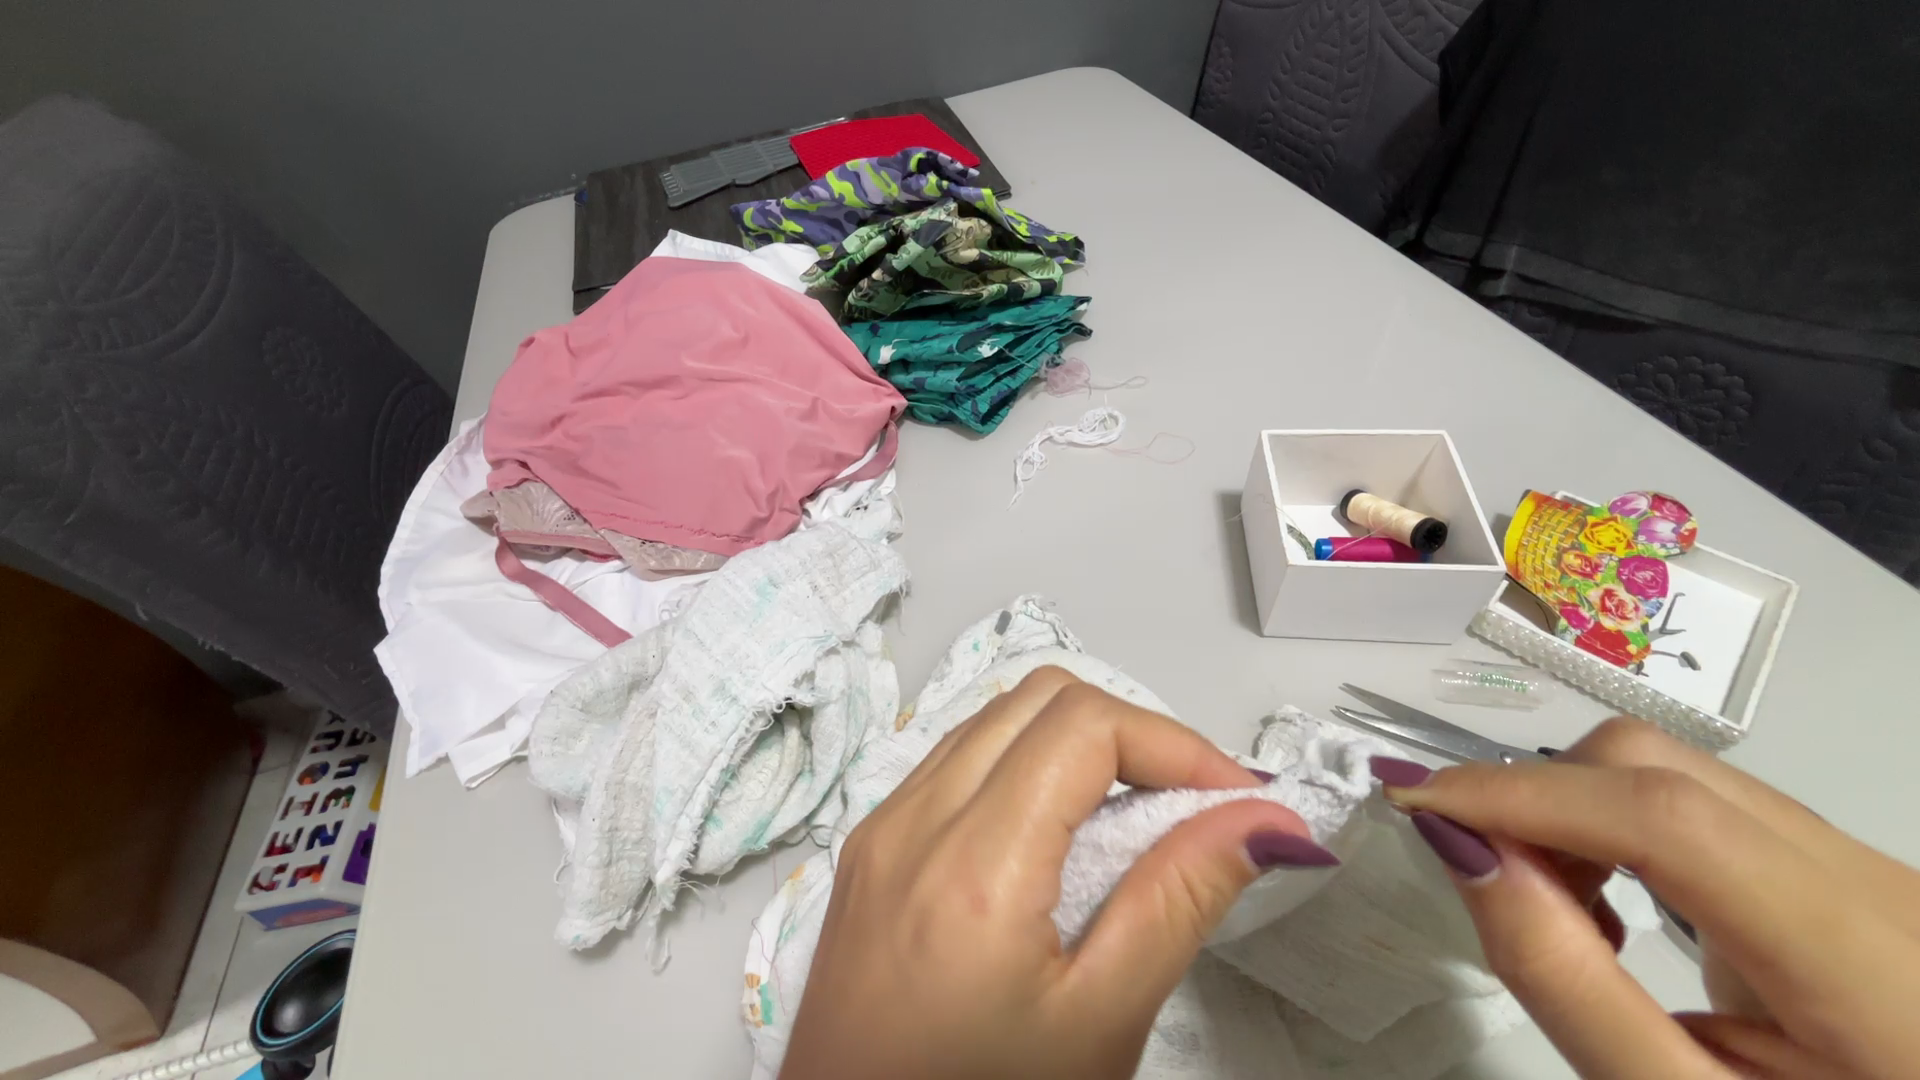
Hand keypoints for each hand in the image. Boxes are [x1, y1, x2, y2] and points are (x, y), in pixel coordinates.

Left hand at [779, 666, 1329, 1079]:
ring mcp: (883, 822)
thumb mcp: (1098, 1025)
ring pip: (996, 717)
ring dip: (1076, 740)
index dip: (1175, 742)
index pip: (1084, 725)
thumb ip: (1179, 902)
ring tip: (1133, 813)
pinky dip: (1024, 762)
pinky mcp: (872, 842)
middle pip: (1040, 697)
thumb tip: (1262, 821)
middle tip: (1189, 802)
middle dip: (1131, 730)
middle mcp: (915, 817)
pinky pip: (958, 758)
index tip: (1236, 798)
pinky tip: (1056, 828)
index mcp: (973, 862)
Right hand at [1377, 717, 1919, 1079]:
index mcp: (1866, 968)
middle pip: (1657, 767)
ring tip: (1554, 903)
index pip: (1668, 821)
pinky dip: (1605, 821)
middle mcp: (1876, 884)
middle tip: (1486, 872)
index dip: (1524, 795)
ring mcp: (1863, 864)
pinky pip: (1689, 793)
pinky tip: (1605, 898)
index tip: (1416, 803)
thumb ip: (1567, 981)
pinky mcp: (1835, 860)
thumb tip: (1465, 848)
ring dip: (1566, 808)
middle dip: (1537, 797)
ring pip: (1667, 768)